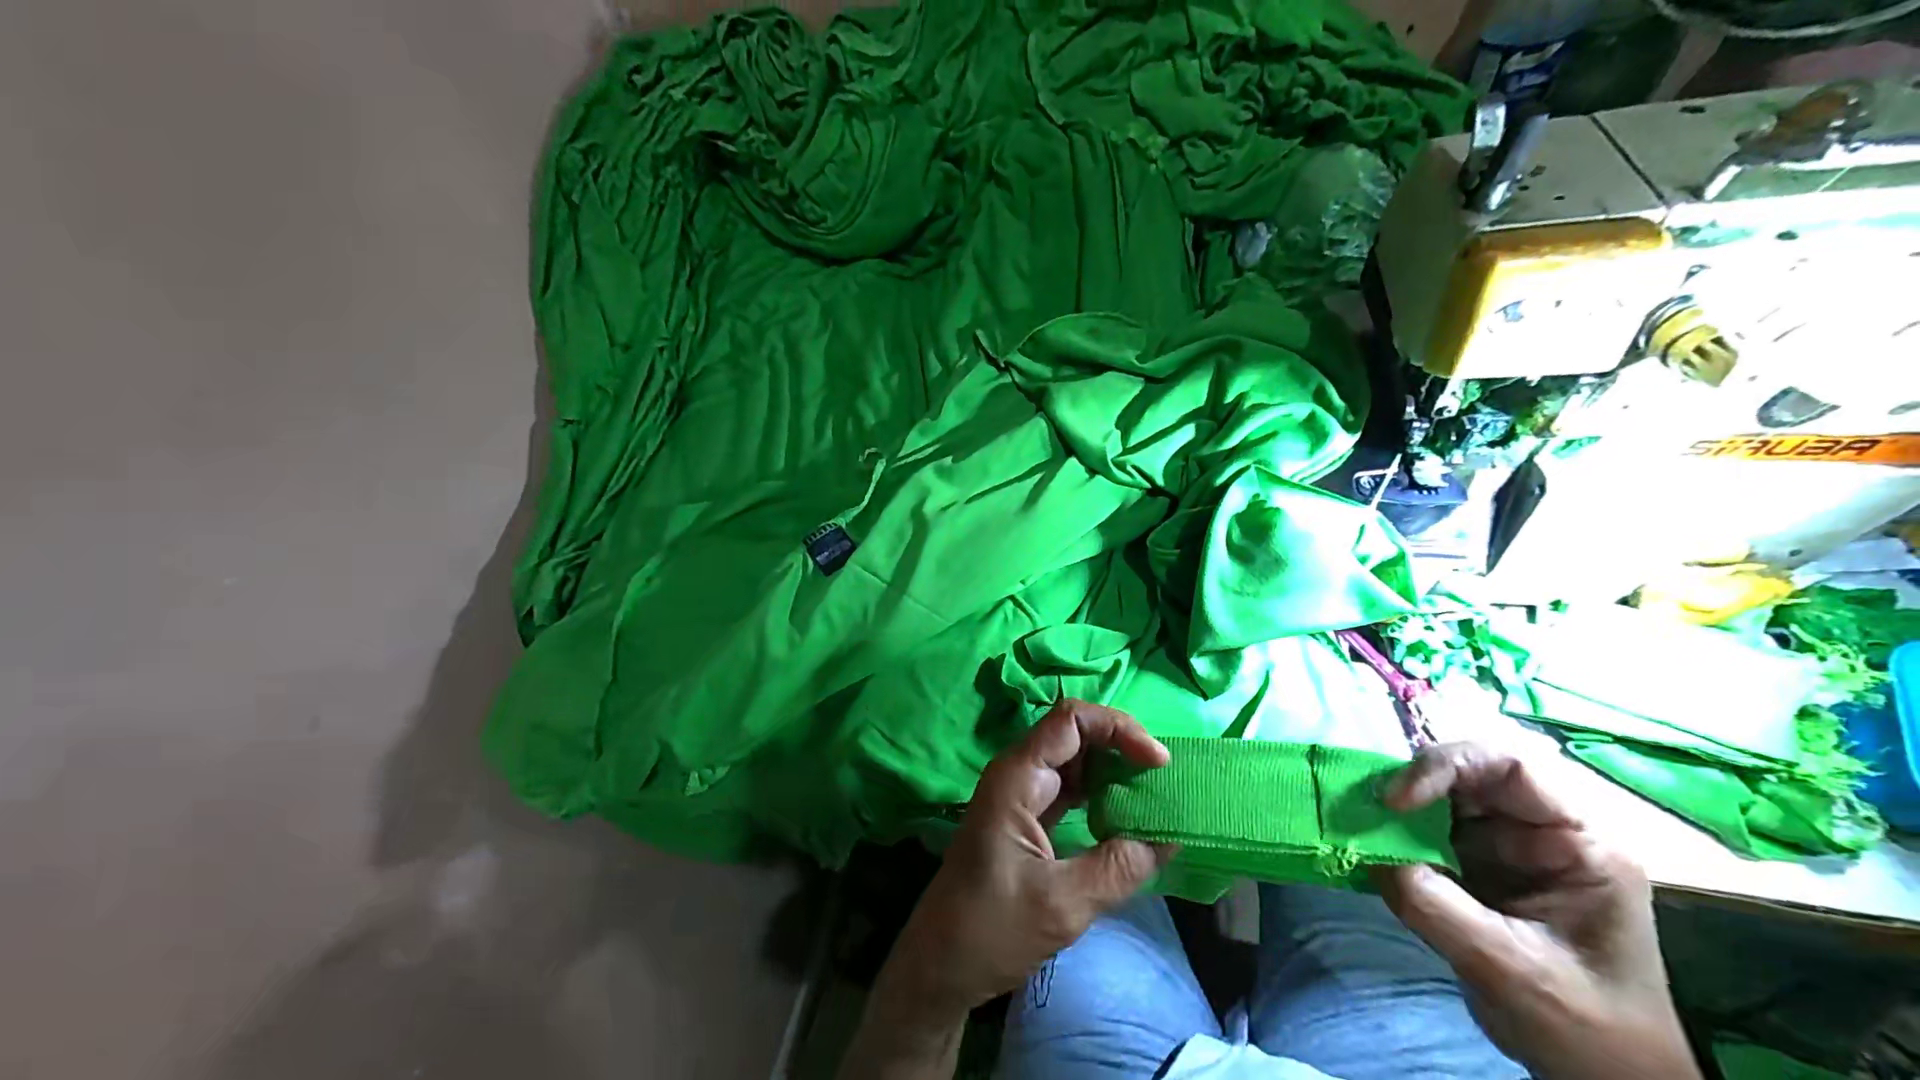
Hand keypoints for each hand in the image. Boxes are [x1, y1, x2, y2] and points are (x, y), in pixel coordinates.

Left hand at [838, 700, 1175, 1078]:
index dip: (1119, 728)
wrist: (940, 964)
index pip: (1071, 720)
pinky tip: (1130, 818)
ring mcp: (1022, 796)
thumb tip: (1169, 838)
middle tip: (1164, 780)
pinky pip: (1072, 791)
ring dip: (1115, 772)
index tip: (1157, 763)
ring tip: (1156, 796)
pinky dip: (1103, 796)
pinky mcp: (1028, 819)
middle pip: (1076, 735)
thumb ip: (1117, 868)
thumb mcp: (1061, 905)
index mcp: (1017, 778)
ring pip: (1076, 762)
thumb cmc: (989, 929)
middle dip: (1123, 747)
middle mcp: (1019, 774)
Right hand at [1374, 743, 1701, 1079]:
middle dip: (1413, 784)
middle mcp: (1541, 831)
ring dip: (1397, 809)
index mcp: (1579, 843)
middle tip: (1367, 807)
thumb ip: (1434, 906)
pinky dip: (1393, 835)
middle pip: (1468, 774)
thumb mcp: (1508, 968)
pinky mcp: (1476, 868)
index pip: (1510, 767)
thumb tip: (1367, 852)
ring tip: (1361, 825)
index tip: (1397, 800)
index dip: (1446, 765)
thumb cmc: (1584, 1027)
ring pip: (1441, 800)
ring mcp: (1507, 849)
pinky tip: (1372, 848)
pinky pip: (1427, 833)